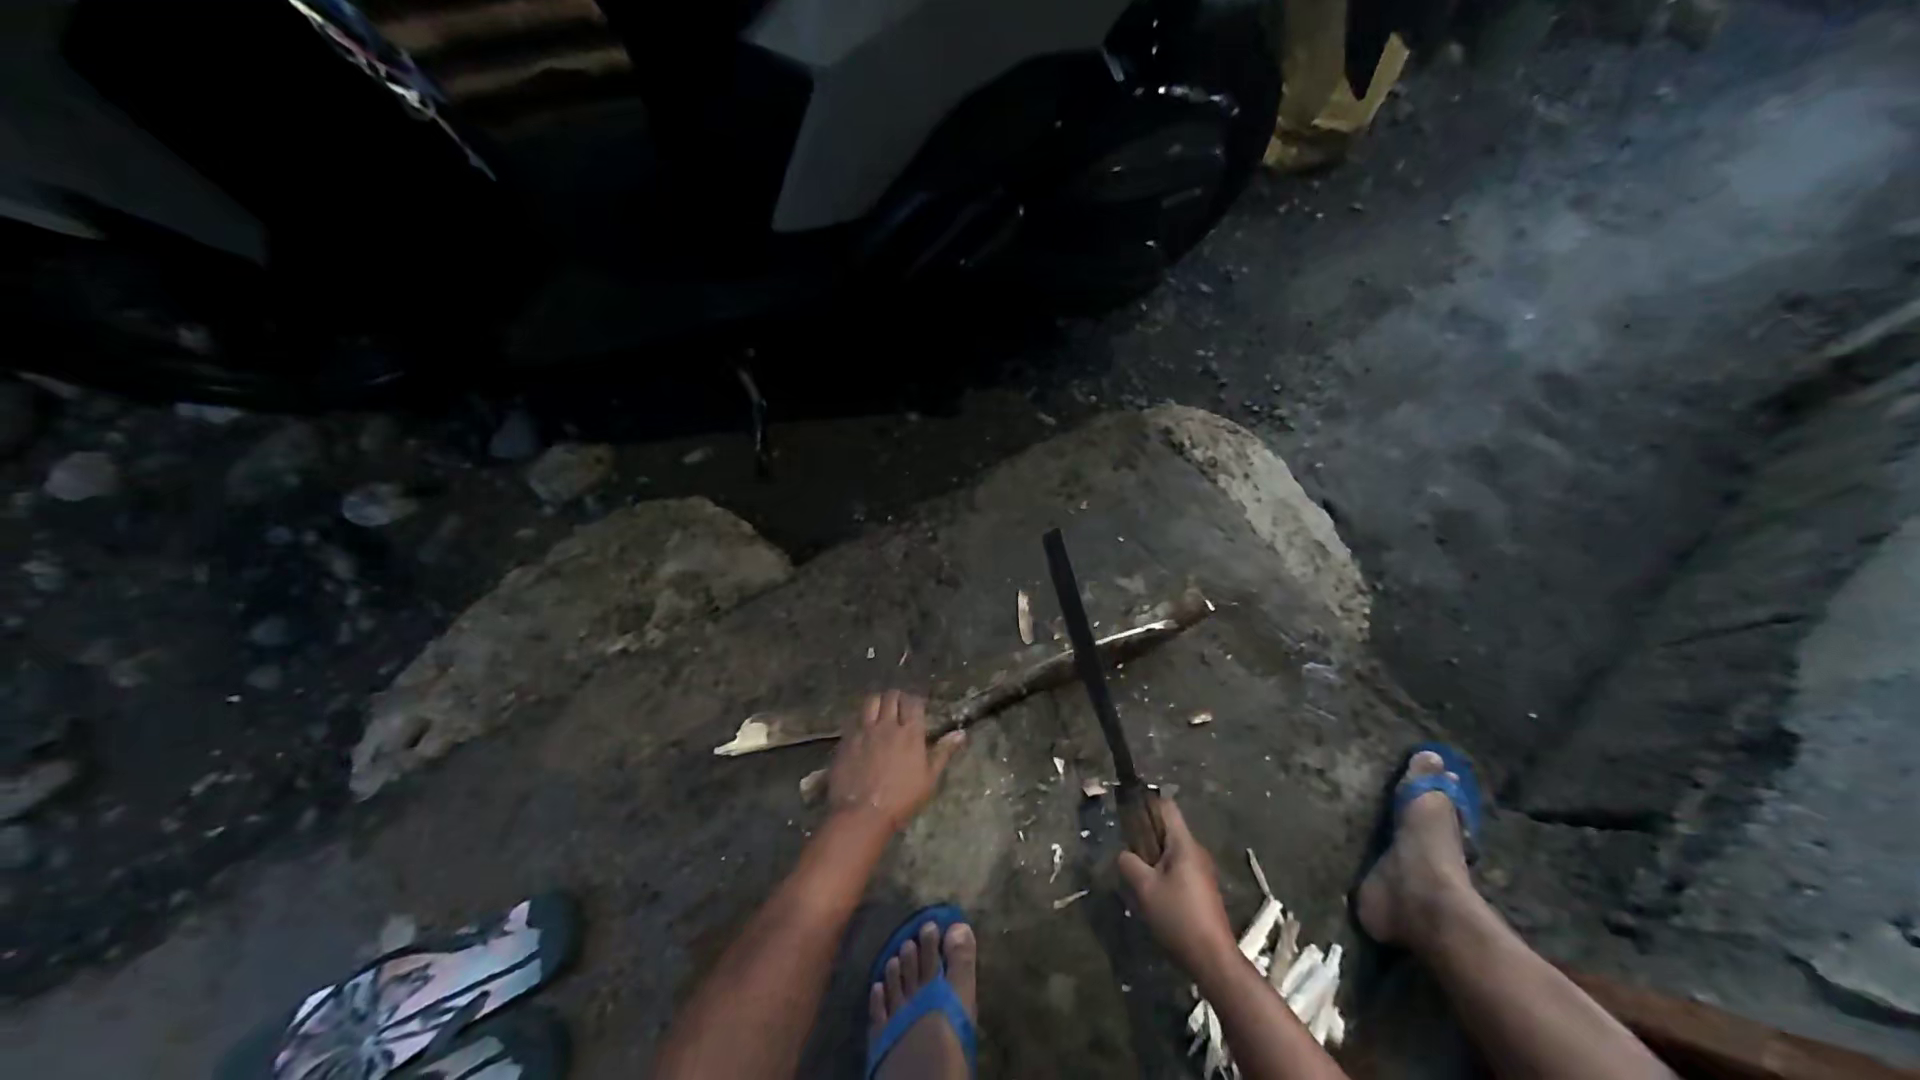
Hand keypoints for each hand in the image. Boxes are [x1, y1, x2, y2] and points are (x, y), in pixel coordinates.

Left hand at [826, 691, 965, 832]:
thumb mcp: (929, 778)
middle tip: (900, 707)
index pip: (913, 702)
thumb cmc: (901, 799)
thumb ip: (943, 752)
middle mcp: (887, 725)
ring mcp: (865, 730)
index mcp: (910, 733)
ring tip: (881, 711)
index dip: (915, 700)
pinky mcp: (847, 739)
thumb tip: (961, 733)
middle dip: (897, 698)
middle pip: (891, 697)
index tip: (917, 706)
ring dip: (878, 702)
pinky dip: (862, 717)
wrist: (862, 813)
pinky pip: (855, 718)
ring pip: (871, 701)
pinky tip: (864, 726)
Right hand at [1117, 798, 1238, 977]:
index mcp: (1184, 844)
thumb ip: (1130, 863)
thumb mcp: (1145, 888)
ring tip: (1137, 875)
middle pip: (1168, 830)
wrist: (1212, 958)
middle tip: (1127, 850)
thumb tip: (1125, 855)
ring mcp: (1202, 871)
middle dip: (1146, 835)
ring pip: (1172, 852)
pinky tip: (1153, 893)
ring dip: (1154, 857)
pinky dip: (1164, 872)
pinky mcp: (1203, 889)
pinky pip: (1180, 869)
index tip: (1127, 811)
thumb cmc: (1178, 917)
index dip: (1146, 803)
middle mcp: (1196, 852)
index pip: (1166, 807)